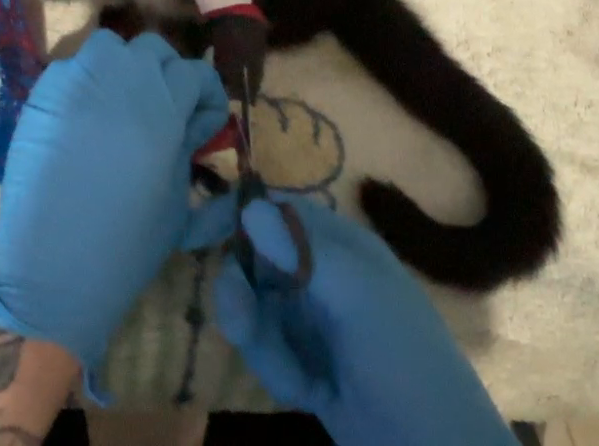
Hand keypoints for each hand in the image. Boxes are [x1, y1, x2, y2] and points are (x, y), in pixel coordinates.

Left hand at [0, 29, 227, 391]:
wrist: (51, 270)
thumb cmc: (126, 244)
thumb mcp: (177, 197)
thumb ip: (188, 144)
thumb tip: (194, 120)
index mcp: (164, 107)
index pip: (197, 73)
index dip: (207, 98)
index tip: (203, 125)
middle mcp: (122, 80)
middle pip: (154, 49)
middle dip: (167, 73)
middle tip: (164, 110)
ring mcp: (77, 82)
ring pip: (109, 48)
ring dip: (123, 67)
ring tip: (122, 106)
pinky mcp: (42, 94)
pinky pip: (72, 68)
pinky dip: (85, 82)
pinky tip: (84, 119)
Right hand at [205, 197, 514, 445]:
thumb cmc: (403, 360)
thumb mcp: (360, 298)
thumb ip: (304, 252)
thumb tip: (252, 206)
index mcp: (341, 246)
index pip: (278, 212)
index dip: (237, 215)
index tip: (195, 233)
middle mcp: (323, 275)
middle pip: (255, 262)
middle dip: (243, 295)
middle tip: (240, 325)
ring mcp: (314, 321)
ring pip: (256, 311)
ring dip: (265, 346)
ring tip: (297, 380)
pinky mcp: (307, 362)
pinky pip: (268, 352)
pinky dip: (279, 373)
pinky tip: (310, 394)